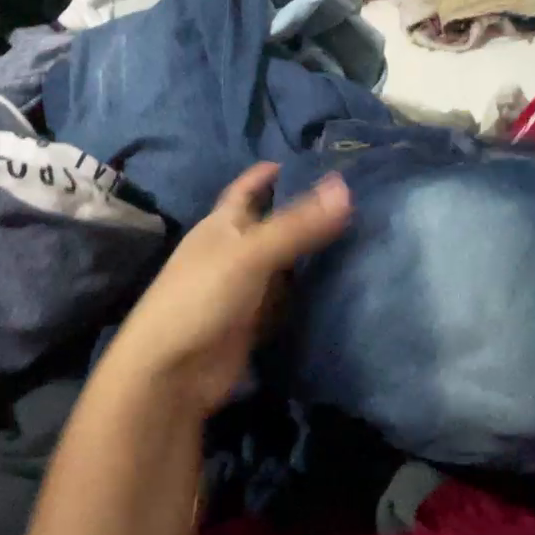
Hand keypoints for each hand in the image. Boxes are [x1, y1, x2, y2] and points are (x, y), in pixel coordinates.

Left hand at [98, 163, 351, 415]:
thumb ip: (298, 223)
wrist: (172, 374)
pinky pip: (289, 300)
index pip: (248, 189)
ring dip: (313, 254)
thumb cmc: (202, 296)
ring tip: (362, 235)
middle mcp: (233, 251)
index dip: (270, 174)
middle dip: (306, 212)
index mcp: (222, 224)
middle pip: (273, 225)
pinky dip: (310, 293)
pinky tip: (343, 283)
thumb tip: (345, 185)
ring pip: (285, 263)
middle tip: (356, 199)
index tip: (306, 161)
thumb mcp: (251, 253)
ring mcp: (244, 289)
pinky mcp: (255, 323)